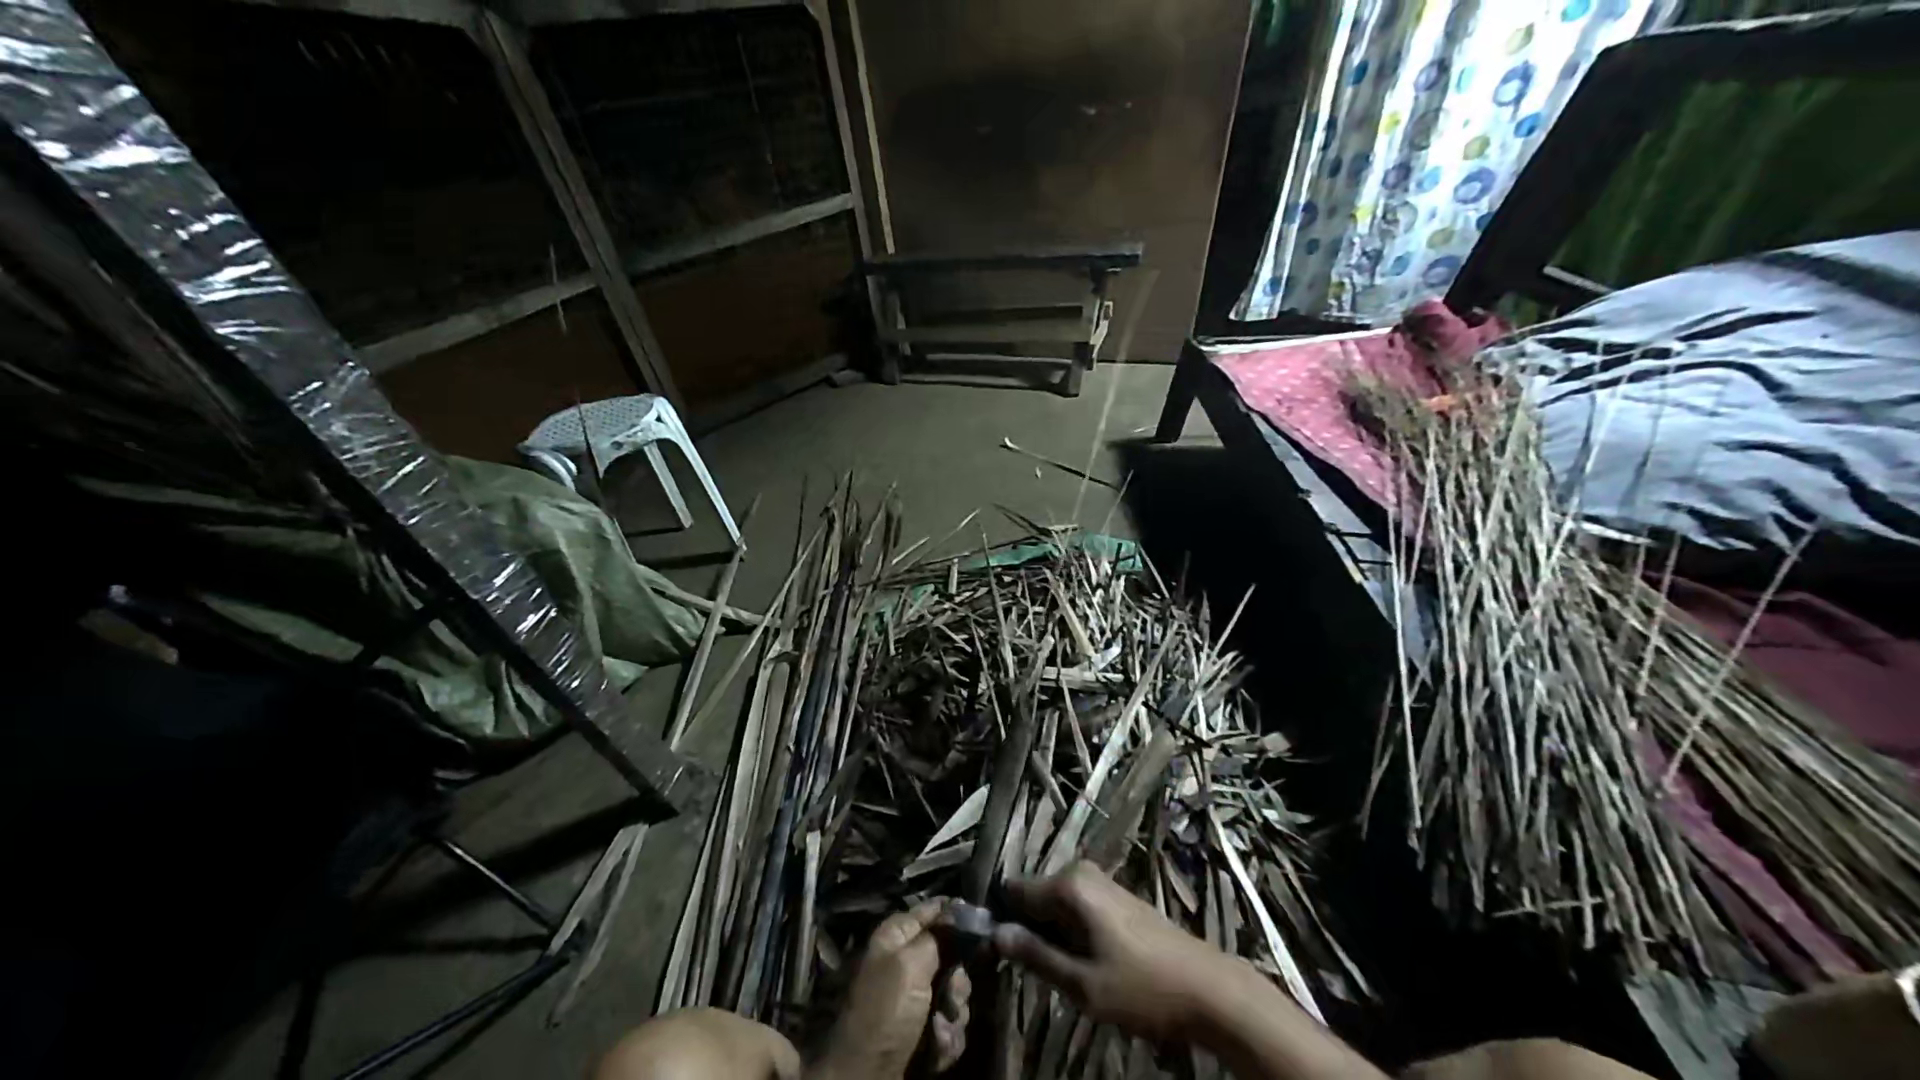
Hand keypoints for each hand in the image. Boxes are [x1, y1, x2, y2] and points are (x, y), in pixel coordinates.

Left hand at [812, 898, 972, 1079]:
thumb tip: (959, 910)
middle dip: (958, 982)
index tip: (981, 929)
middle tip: (950, 998)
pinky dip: (947, 1040)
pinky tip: (935, 1051)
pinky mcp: (924, 1031)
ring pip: (957, 994)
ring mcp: (917, 998)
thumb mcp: (909, 966)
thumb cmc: (884, 1014)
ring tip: (938, 1032)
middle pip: (954, 956)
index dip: (958, 914)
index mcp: (897, 937)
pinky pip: (952, 1025)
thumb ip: (937, 937)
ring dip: (954, 1016)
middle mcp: (908, 962)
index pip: (933, 909)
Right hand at [992, 861, 1243, 1042]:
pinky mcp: (1115, 895)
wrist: (1209, 988)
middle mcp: (1080, 871)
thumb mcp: (1082, 984)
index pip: (1012, 891)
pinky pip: (1075, 906)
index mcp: (1068, 885)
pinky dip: (1070, 930)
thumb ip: (1035, 956)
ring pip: (1054, 903)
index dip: (1000, 920)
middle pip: (1034, 896)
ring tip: (1061, 970)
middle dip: (1027, 927)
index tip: (996, 952)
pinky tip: (1084, 961)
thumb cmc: (1142, 988)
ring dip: (1050, 932)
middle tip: (1033, 970)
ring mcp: (1101, 881)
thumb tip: (994, 934)